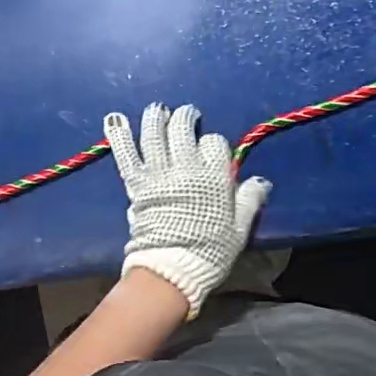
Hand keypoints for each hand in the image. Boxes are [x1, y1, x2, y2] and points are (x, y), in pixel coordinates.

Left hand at [104, 103, 271, 315]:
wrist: (171, 267)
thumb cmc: (209, 251)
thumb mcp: (238, 228)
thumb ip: (248, 201)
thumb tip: (260, 181)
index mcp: (214, 178)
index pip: (214, 145)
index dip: (213, 144)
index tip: (211, 149)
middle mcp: (185, 169)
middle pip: (183, 132)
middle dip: (185, 118)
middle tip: (186, 113)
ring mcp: (157, 175)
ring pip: (155, 136)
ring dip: (156, 118)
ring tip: (158, 108)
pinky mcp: (136, 183)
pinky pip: (126, 154)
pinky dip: (119, 134)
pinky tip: (115, 118)